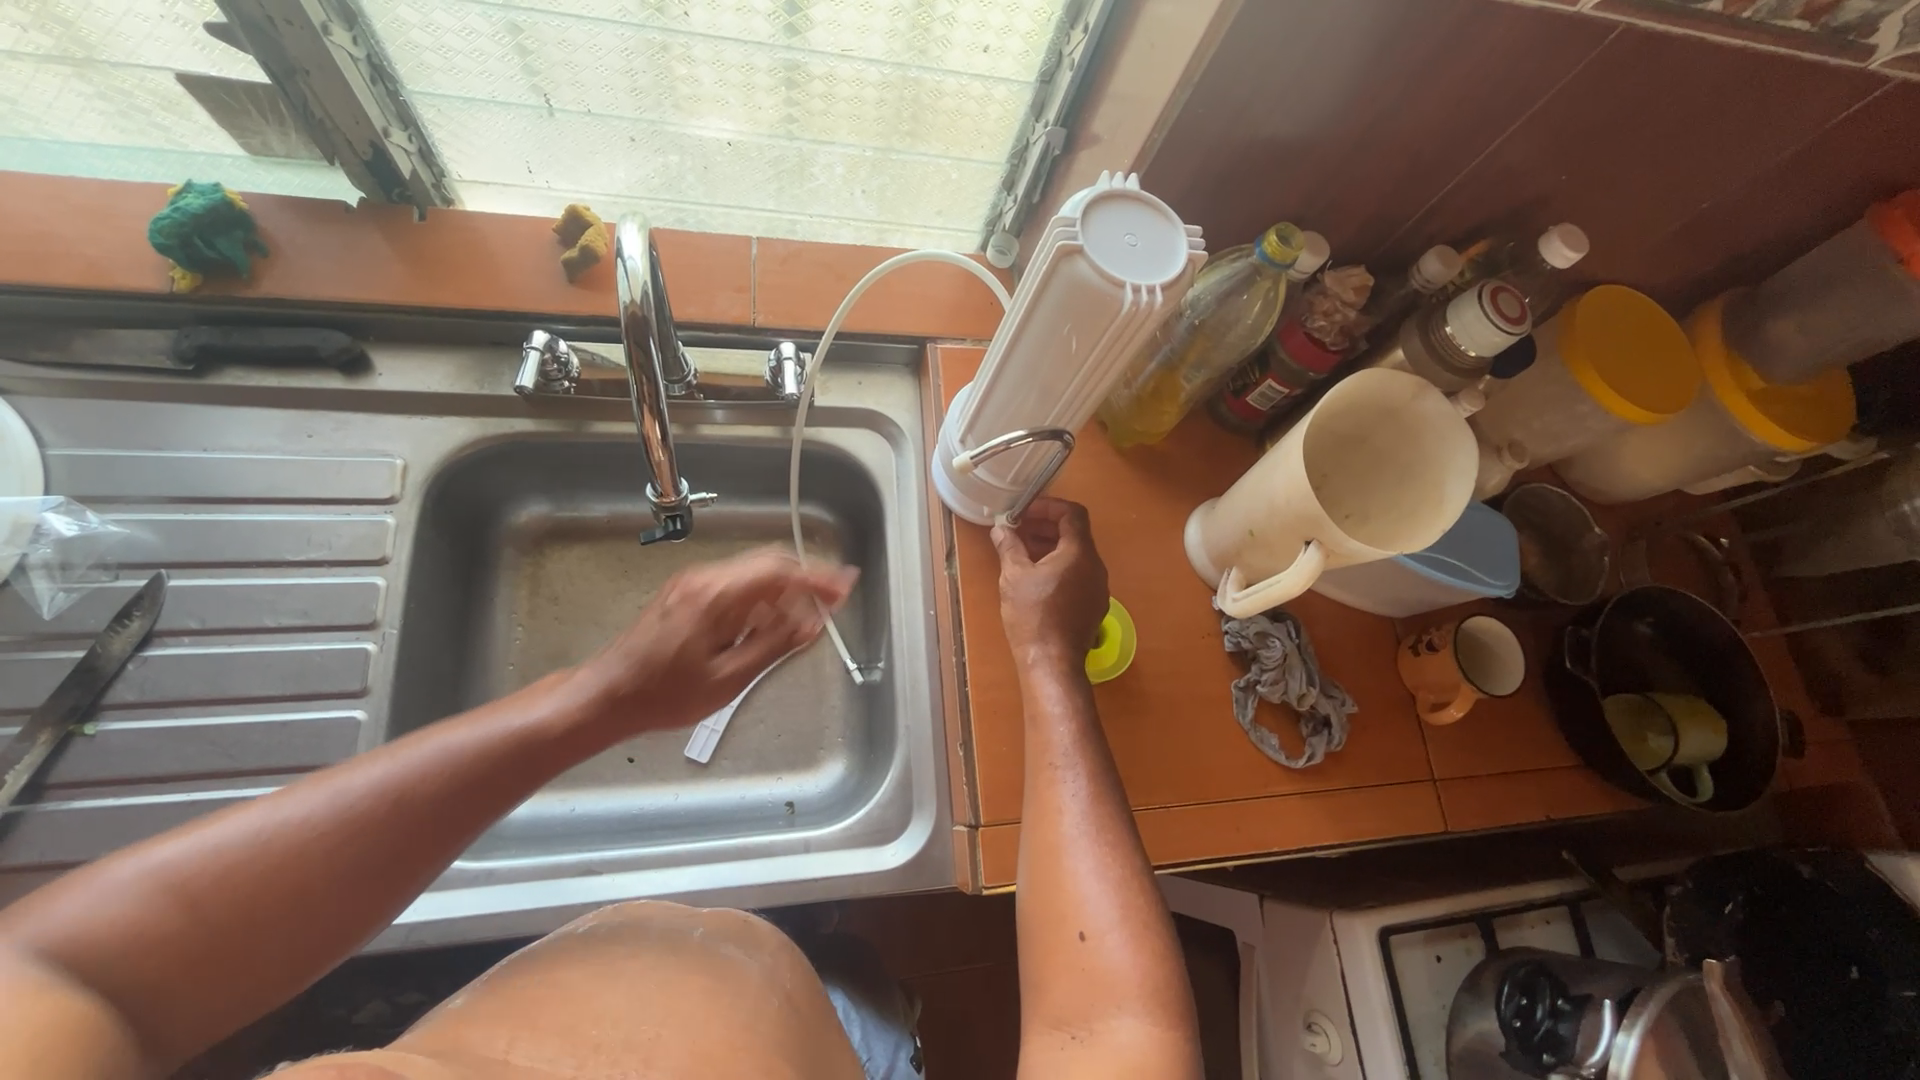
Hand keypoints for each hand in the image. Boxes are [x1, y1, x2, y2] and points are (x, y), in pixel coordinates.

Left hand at [575, 548, 858, 731]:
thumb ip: (774, 645)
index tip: (845, 586)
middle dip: (803, 580)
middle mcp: (704, 579)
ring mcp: (691, 584)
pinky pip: (733, 586)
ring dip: (781, 592)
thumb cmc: (666, 695)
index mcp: (716, 595)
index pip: (779, 572)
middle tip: (831, 602)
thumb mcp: (729, 679)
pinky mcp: (684, 595)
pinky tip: (765, 626)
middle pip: (767, 565)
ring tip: (802, 622)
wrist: (605, 696)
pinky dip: (759, 599)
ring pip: (751, 574)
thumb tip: (813, 624)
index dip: (817, 578)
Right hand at [990, 498, 1108, 670]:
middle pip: (1076, 534)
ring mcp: (1098, 589)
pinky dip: (1060, 567)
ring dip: (1051, 548)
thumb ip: (1009, 546)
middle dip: (1046, 527)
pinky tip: (1036, 580)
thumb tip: (1000, 529)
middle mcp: (1096, 567)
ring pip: (1077, 556)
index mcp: (1080, 553)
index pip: (1073, 514)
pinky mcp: (1093, 607)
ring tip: (1023, 553)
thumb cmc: (1032, 615)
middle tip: (1019, 530)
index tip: (1025, 512)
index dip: (1049, 506)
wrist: (1052, 662)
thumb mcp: (1014, 576)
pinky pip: (1079, 576)